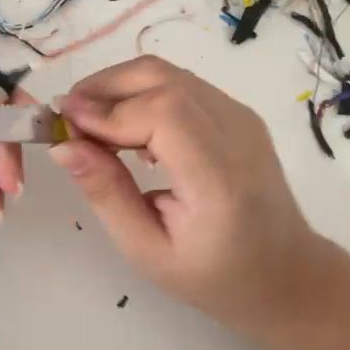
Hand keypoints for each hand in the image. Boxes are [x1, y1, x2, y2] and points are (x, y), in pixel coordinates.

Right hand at [48, 56, 331, 329]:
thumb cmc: (214, 276)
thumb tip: (63, 145)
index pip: (162, 112)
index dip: (106, 110)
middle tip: (68, 121)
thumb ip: (105, 193)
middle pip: (161, 78)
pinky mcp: (235, 113)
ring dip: (116, 89)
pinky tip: (123, 130)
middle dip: (103, 88)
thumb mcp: (146, 250)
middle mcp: (237, 134)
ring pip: (165, 74)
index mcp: (219, 179)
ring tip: (89, 126)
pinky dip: (137, 95)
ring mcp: (240, 117)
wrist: (287, 274)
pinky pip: (175, 85)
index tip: (62, 126)